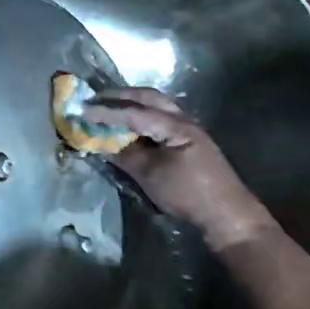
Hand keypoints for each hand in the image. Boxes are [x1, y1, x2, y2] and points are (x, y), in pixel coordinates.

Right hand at [83, 88, 276, 249]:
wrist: (226, 213)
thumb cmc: (188, 193)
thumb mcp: (151, 175)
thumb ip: (125, 155)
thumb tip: (102, 142)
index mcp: (174, 125)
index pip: (133, 111)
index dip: (106, 111)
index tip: (82, 109)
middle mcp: (183, 118)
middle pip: (148, 97)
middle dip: (119, 95)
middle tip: (95, 98)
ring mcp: (188, 127)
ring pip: (156, 104)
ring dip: (132, 102)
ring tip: (110, 106)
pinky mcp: (189, 139)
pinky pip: (161, 116)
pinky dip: (142, 114)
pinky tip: (132, 123)